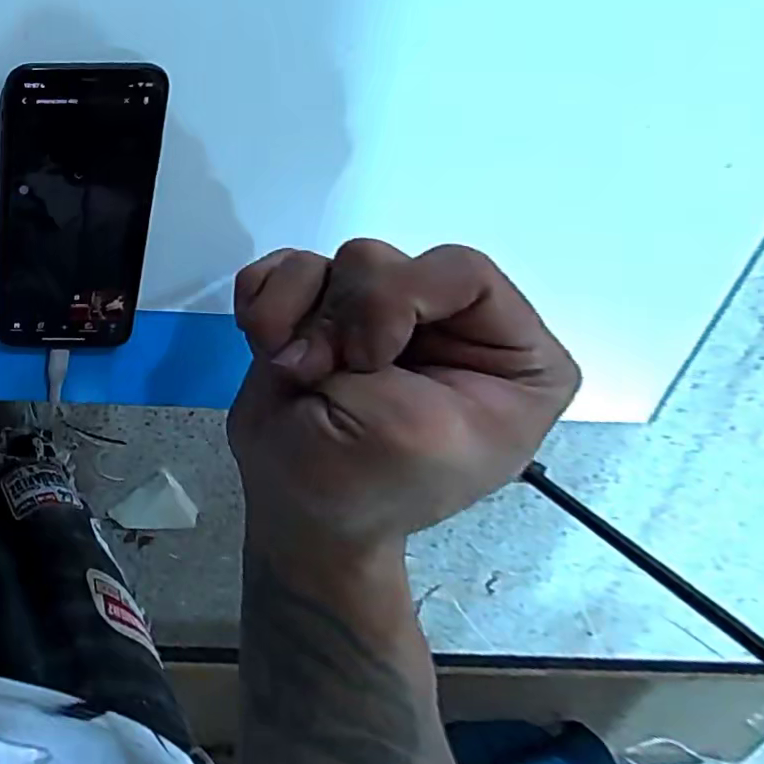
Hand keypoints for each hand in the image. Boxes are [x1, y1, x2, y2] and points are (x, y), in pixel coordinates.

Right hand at [228, 240, 579, 566]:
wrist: (294, 503)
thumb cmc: (369, 484)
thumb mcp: (417, 425)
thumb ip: (390, 330)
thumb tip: (327, 304)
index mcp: (504, 351)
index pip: (458, 270)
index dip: (398, 301)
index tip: (368, 361)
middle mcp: (439, 320)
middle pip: (378, 261)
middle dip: (334, 320)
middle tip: (321, 376)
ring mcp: (369, 310)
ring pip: (320, 263)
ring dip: (288, 317)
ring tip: (291, 371)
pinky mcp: (311, 309)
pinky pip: (278, 269)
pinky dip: (259, 303)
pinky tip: (266, 346)